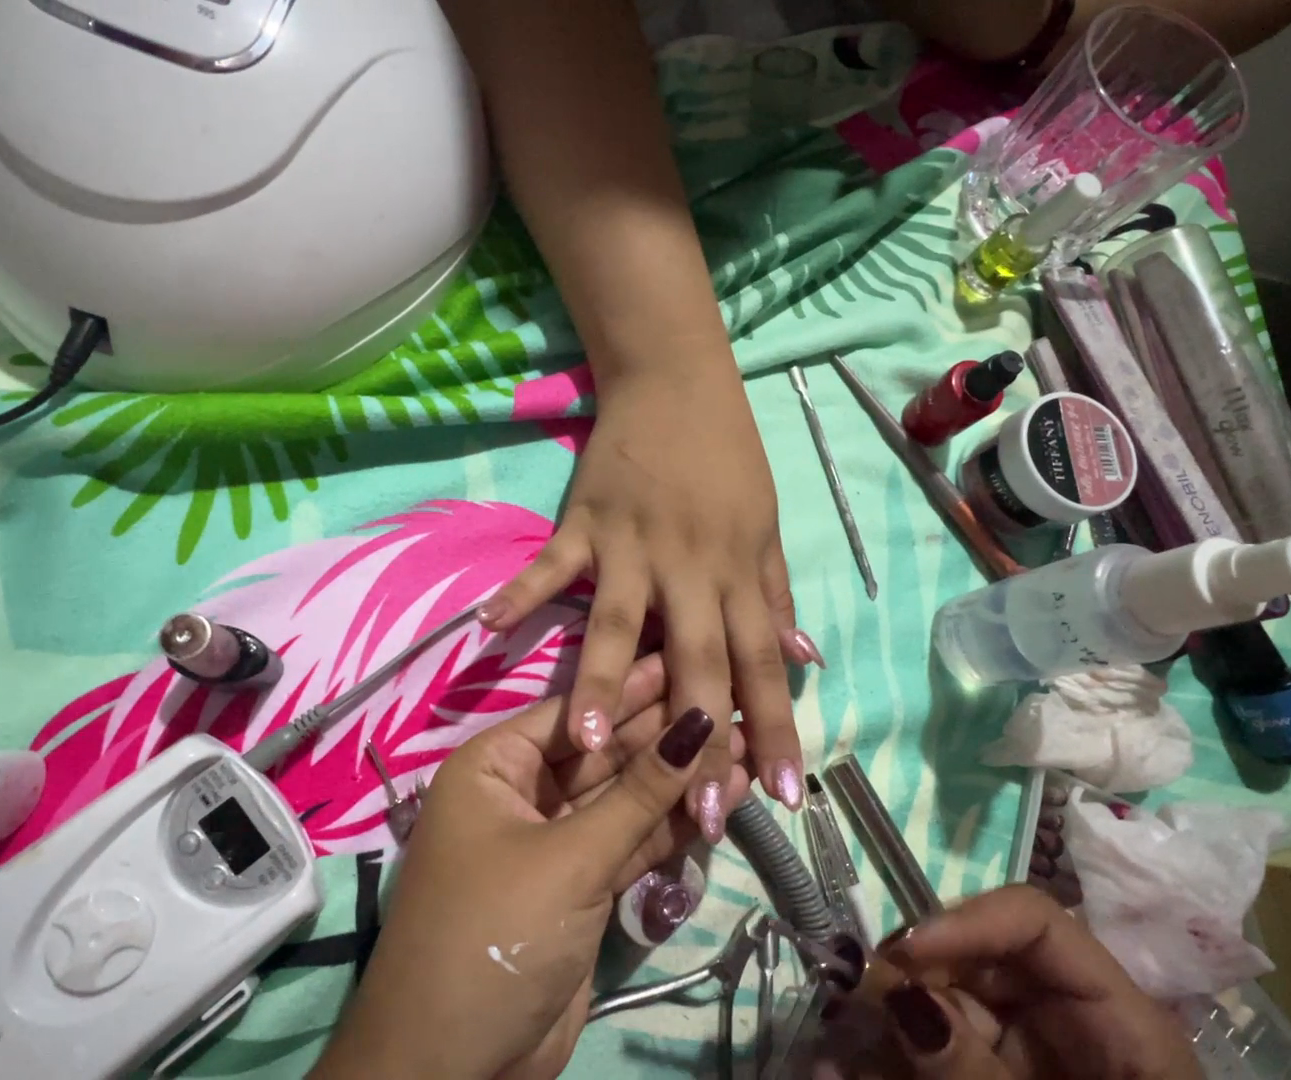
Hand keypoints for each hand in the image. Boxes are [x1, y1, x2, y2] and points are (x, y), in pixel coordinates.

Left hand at [311, 655, 751, 1079]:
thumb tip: (700, 722)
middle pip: (603, 752)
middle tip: (730, 700)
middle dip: (664, 734)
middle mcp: (521, 794)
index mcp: (494, 767)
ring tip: (743, 746)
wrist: (456, 1064)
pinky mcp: (581, 886)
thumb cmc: (495, 932)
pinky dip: (670, 827)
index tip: (689, 655)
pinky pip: (630, 842)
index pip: (574, 712)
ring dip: (677, 781)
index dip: (633, 686)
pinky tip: (721, 799)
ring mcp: (553, 842)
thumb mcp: (568, 856)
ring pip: (623, 799)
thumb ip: (640, 794)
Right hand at [481, 363, 819, 845]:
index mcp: (739, 572)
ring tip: (584, 748)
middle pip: (697, 662)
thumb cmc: (728, 459)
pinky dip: (521, 592)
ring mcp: (632, 545)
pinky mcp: (583, 521)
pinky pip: (551, 563)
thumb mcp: (768, 524)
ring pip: (618, 623)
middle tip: (695, 817)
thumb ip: (777, 592)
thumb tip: (801, 657)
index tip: (787, 796)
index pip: (764, 663)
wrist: (677, 380)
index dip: (778, 728)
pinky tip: (489, 630)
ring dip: (600, 684)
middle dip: (698, 741)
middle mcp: (690, 569)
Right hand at [828, 886, 1202, 1077]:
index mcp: (1112, 1018)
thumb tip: (900, 998)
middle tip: (842, 1002)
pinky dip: (882, 1065)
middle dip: (902, 980)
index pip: (1034, 923)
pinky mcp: (979, 1079)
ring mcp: (1016, 1057)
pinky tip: (838, 1073)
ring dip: (877, 1030)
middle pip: (969, 963)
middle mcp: (1058, 1022)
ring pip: (934, 1013)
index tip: (901, 952)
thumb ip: (978, 1074)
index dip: (965, 921)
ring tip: (828, 1058)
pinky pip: (926, 1059)